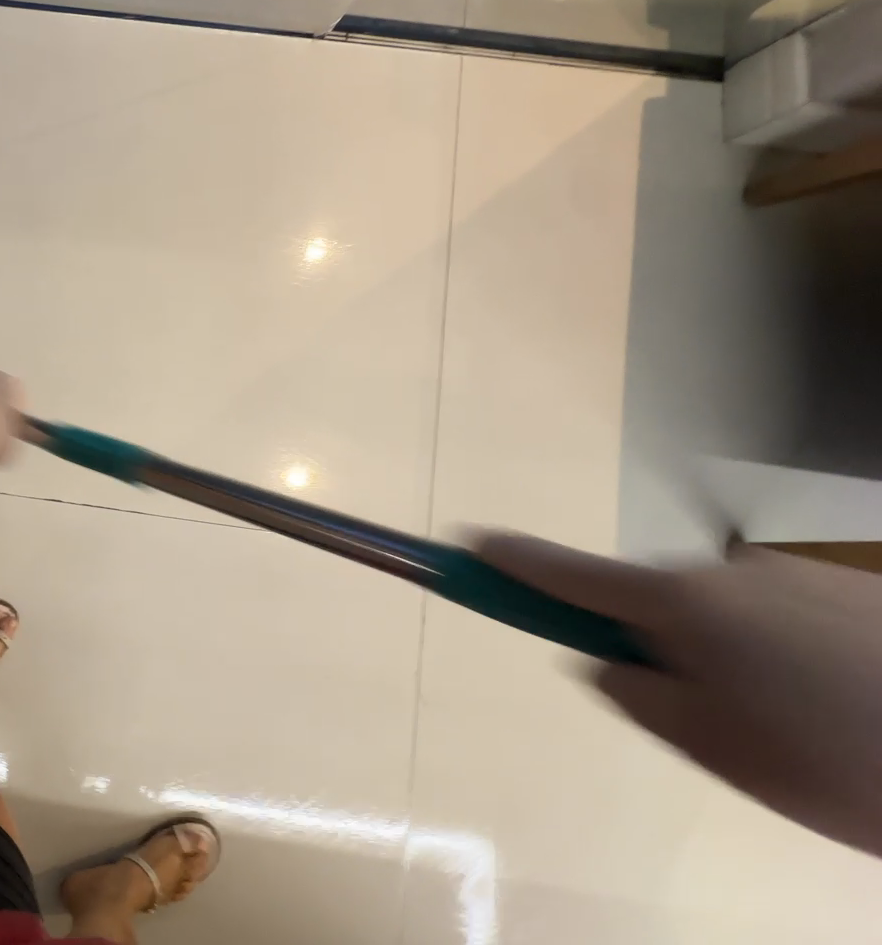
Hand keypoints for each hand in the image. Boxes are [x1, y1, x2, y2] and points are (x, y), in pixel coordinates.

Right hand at [479, 533, 881, 855]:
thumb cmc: (839, 763)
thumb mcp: (709, 746)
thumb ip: (632, 691)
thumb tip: (607, 657)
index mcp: (681, 603)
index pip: (565, 574)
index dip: (508, 561)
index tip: (465, 543)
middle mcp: (732, 572)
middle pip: (653, 594)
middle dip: (654, 637)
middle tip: (706, 711)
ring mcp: (803, 575)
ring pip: (726, 608)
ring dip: (731, 649)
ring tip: (802, 720)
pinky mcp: (863, 592)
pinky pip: (787, 614)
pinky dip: (792, 650)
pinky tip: (849, 702)